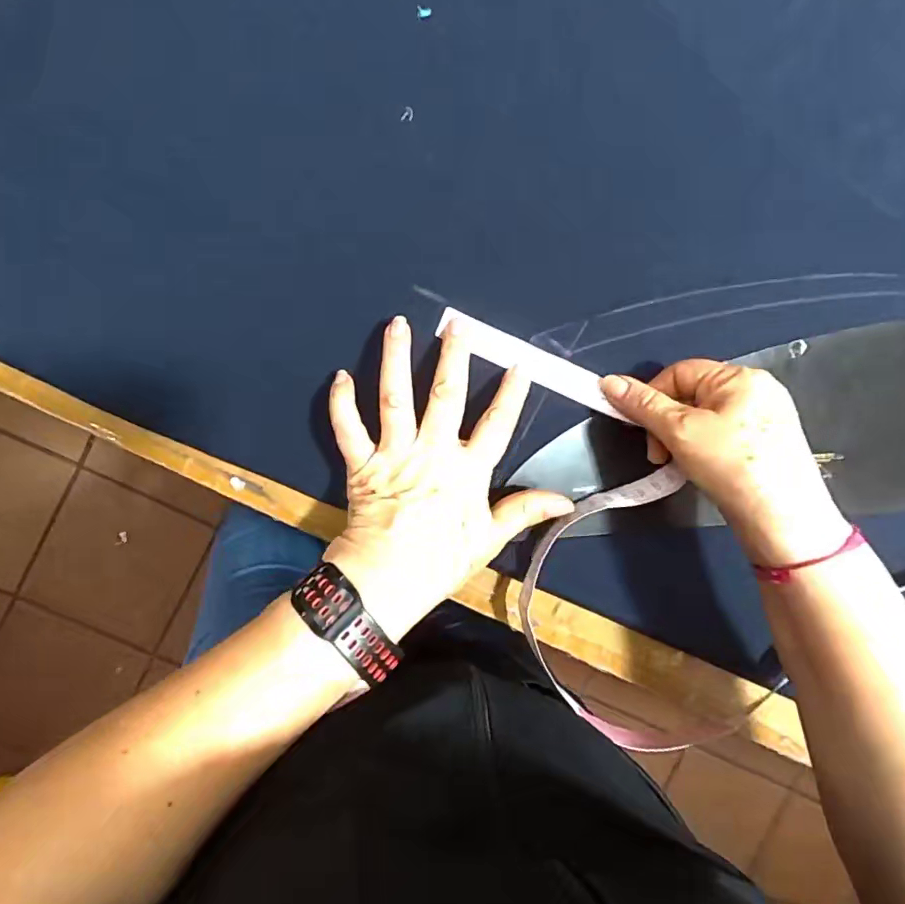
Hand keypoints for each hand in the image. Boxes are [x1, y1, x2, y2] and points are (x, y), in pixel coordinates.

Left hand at [321, 316, 573, 638]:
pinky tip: (339, 376)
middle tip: (455, 326)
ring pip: (395, 398)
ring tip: (397, 326)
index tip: (517, 364)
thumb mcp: (487, 539)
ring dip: (395, 359)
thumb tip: (564, 501)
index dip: (509, 394)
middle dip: (452, 357)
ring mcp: (394, 456)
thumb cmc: (438, 563)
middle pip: (445, 396)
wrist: (388, 577)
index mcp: (467, 471)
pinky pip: (347, 428)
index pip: (495, 424)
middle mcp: (432, 454)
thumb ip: (523, 511)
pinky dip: (341, 402)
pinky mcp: (361, 465)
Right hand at [598, 360, 850, 566]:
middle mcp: (757, 391)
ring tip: (678, 463)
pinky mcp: (763, 441)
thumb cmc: (732, 466)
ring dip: (678, 438)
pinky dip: (698, 448)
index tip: (641, 427)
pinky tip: (698, 467)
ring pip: (699, 417)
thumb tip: (609, 381)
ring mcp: (763, 417)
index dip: (651, 397)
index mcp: (741, 378)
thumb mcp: (678, 431)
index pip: (677, 372)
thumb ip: (642, 405)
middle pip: (687, 395)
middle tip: (659, 453)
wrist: (780, 517)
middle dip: (664, 423)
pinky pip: (717, 434)